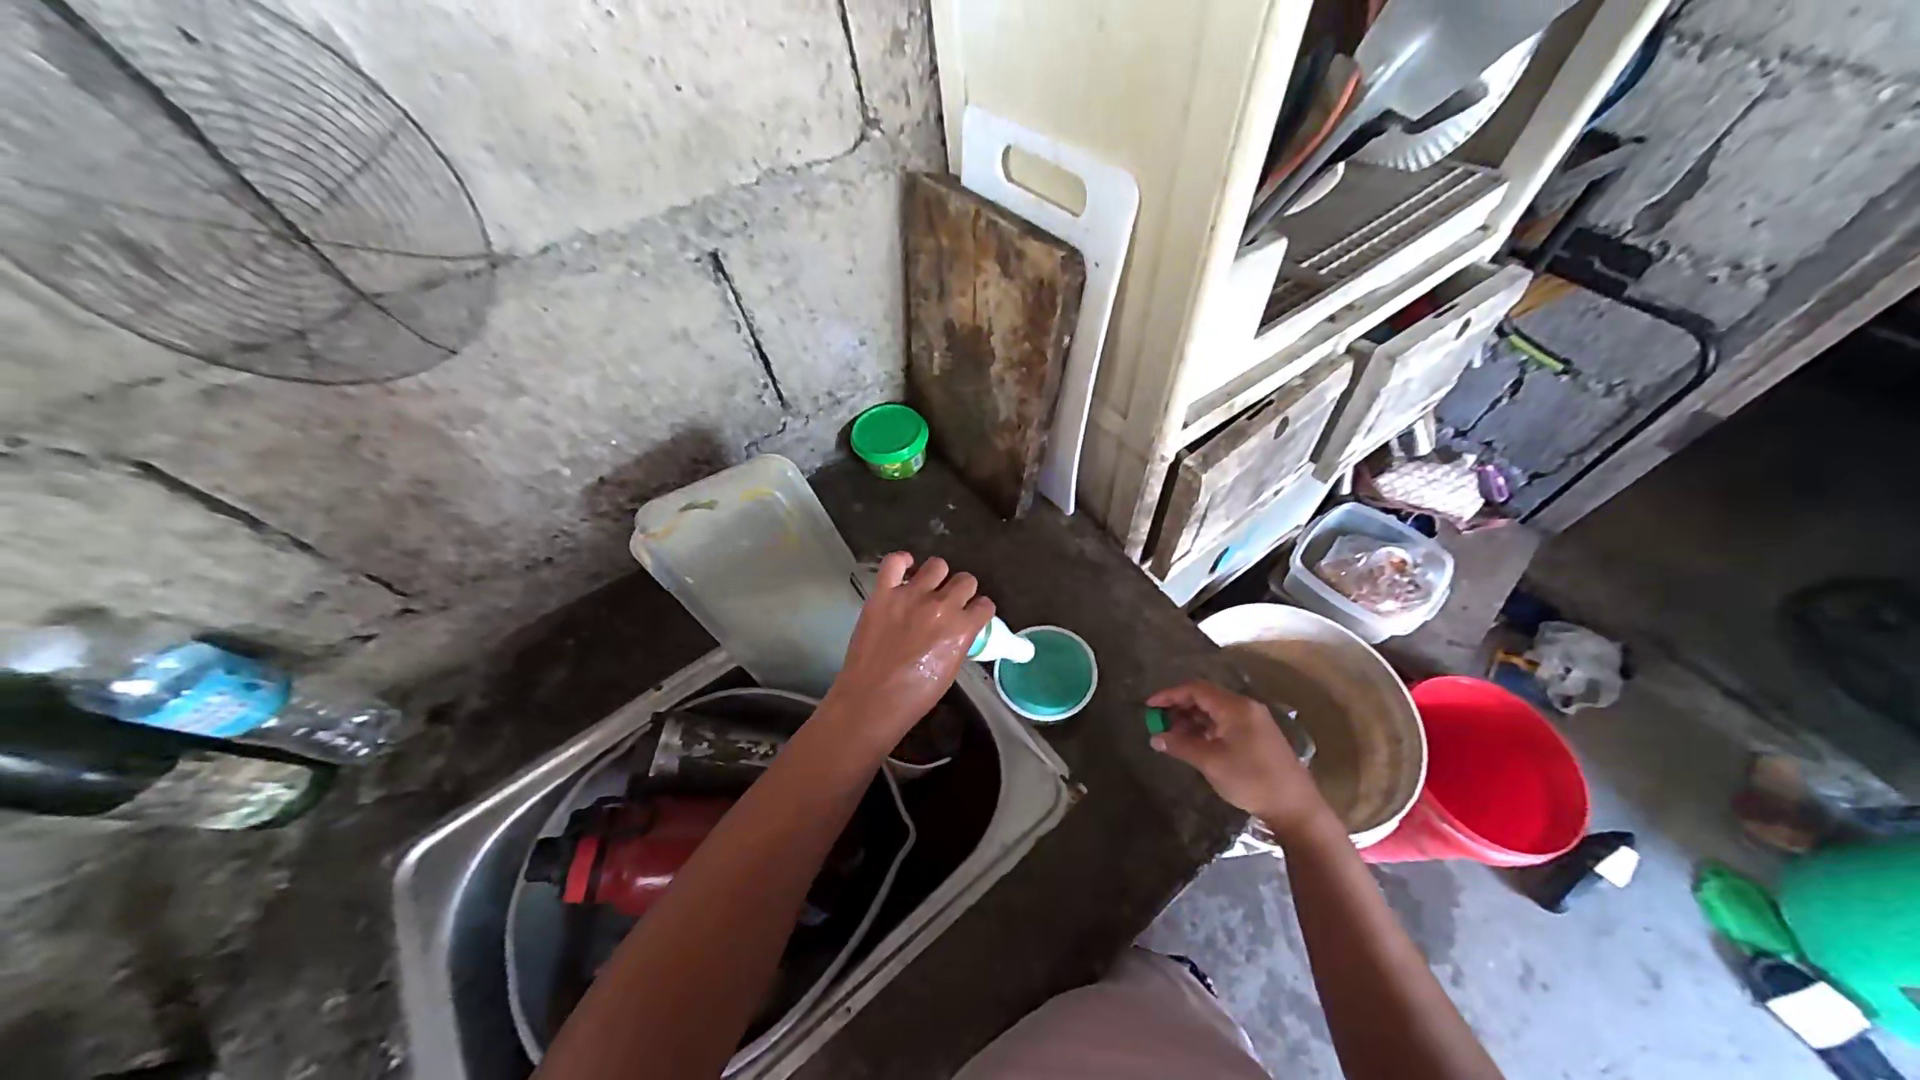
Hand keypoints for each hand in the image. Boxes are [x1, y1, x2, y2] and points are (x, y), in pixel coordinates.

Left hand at [822, 553, 994, 743]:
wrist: (872, 701)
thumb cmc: (914, 697)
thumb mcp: (950, 670)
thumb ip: (958, 642)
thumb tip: (957, 631)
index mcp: (962, 629)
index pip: (984, 605)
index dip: (979, 610)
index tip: (973, 614)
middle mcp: (941, 606)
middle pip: (965, 580)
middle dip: (962, 591)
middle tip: (950, 603)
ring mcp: (910, 596)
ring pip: (937, 565)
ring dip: (937, 576)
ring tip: (928, 587)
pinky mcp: (883, 594)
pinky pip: (895, 562)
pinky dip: (902, 561)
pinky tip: (905, 568)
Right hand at [1147, 680, 1333, 841]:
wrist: (1295, 807)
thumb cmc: (1250, 779)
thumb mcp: (1210, 762)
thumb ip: (1180, 746)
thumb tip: (1155, 737)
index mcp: (1235, 707)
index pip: (1195, 689)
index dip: (1169, 695)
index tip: (1149, 706)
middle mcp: (1245, 707)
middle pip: (1205, 696)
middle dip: (1179, 707)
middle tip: (1158, 722)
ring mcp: (1254, 721)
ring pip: (1215, 710)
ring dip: (1192, 719)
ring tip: (1172, 736)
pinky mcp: (1258, 735)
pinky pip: (1225, 722)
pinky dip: (1206, 728)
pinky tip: (1194, 743)